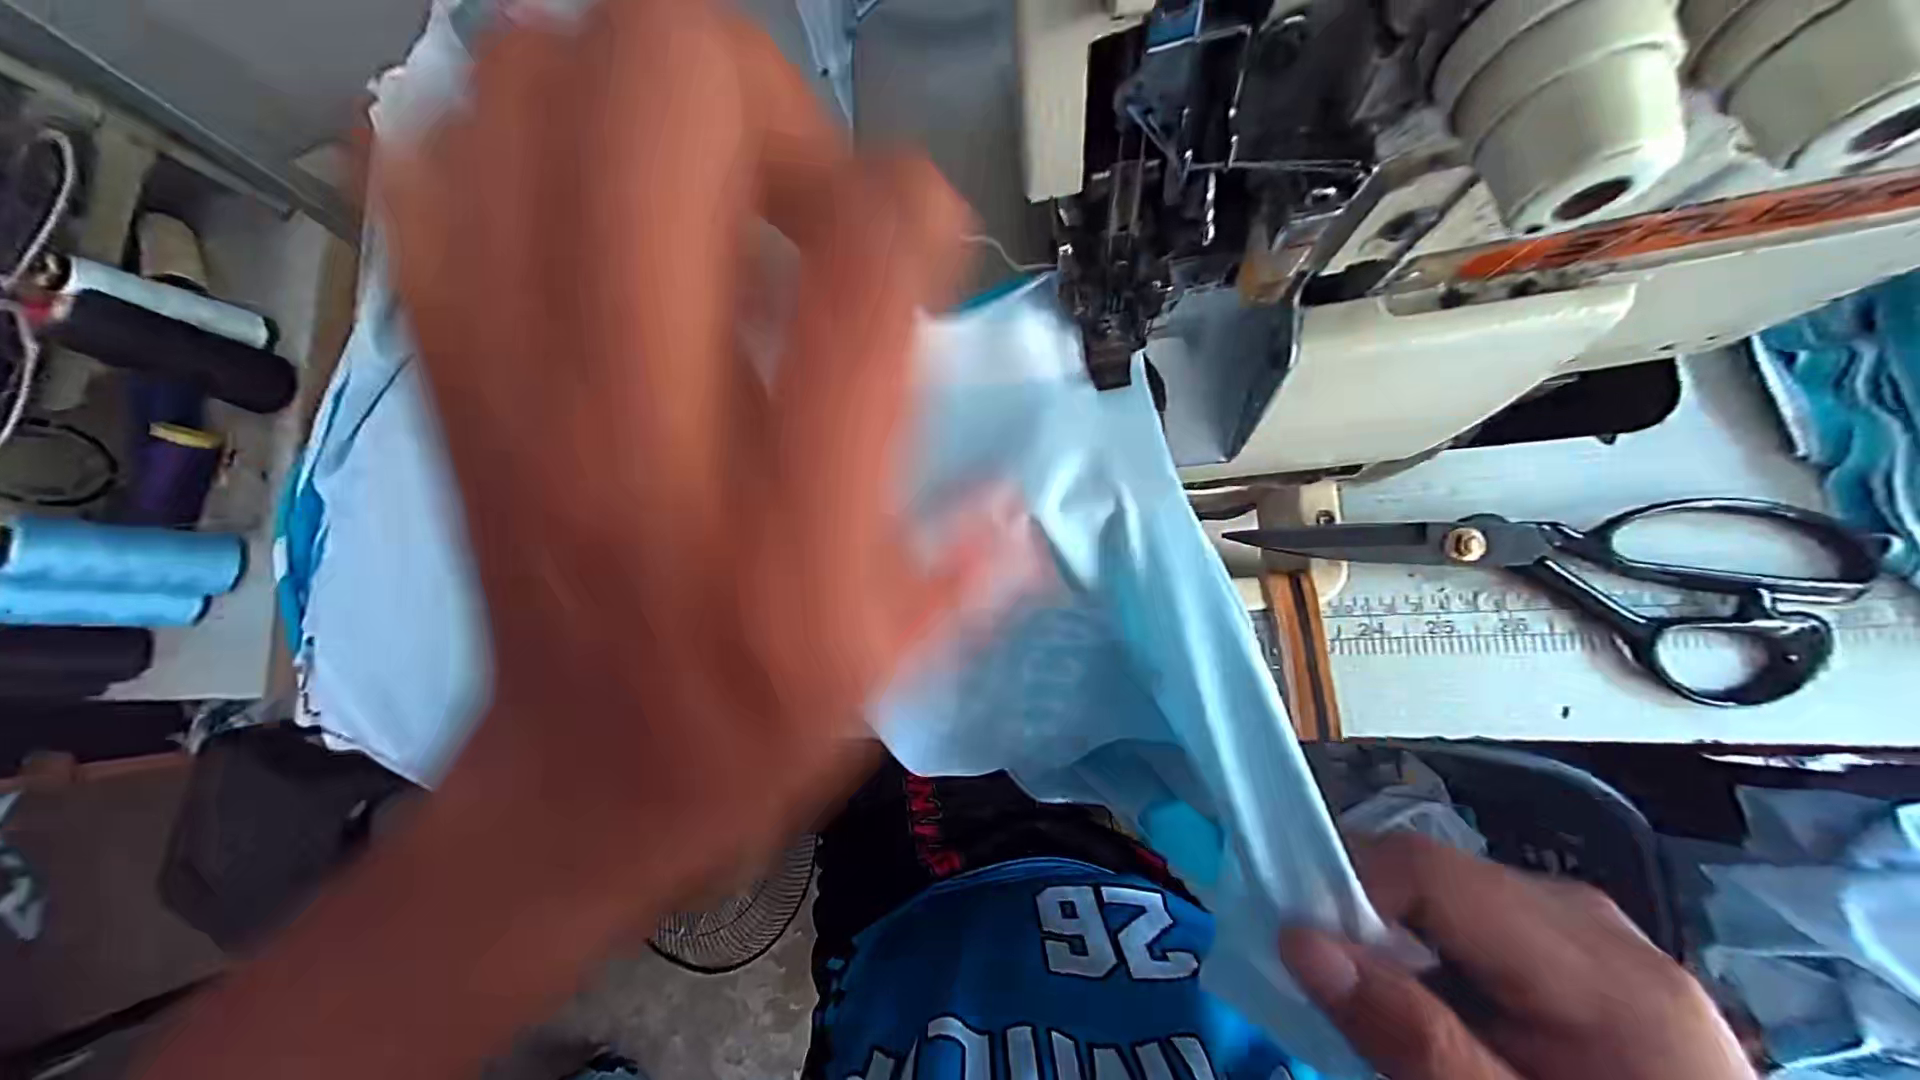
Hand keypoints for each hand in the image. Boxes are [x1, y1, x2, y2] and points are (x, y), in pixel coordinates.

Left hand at [380, 0, 1000, 904]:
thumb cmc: (746, 732)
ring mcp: (519, 380)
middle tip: (802, 182)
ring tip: (703, 179)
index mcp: (789, 505)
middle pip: (671, 99)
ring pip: (529, 90)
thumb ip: (973, 556)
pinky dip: (511, 137)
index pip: (866, 260)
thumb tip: (1021, 482)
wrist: (581, 787)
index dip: (913, 205)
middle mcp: (645, 417)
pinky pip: (432, 171)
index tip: (925, 237)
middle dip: (762, 96)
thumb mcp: (892, 661)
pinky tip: (590, 208)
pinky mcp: (450, 378)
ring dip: (633, 90)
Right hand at [1282, 834, 1752, 1079]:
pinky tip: (1446, 1012)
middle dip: (1367, 919)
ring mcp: (1599, 937)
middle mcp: (1599, 927)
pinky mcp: (1590, 956)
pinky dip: (1437, 954)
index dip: (1345, 889)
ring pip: (1450, 895)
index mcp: (1600, 971)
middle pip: (1436, 876)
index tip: (1302, 949)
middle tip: (1341, 992)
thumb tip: (1299, 941)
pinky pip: (1480, 921)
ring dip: (1398, 939)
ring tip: (1394, 1011)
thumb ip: (1414, 1040)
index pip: (1427, 870)